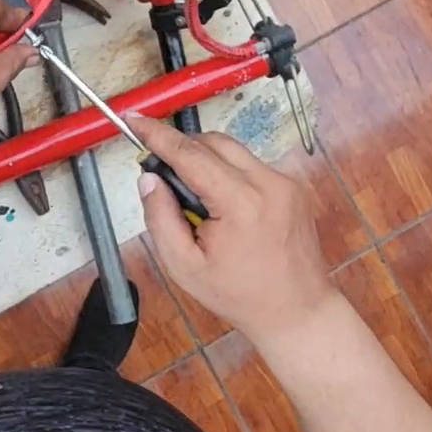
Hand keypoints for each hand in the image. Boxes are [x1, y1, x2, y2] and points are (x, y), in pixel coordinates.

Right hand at [128, 114, 336, 346]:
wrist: (297, 311)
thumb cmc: (237, 294)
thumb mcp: (183, 266)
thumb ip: (160, 218)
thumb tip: (149, 179)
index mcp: (240, 203)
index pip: (190, 154)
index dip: (158, 135)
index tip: (135, 120)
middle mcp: (268, 183)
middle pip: (213, 142)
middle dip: (182, 148)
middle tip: (161, 174)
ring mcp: (285, 182)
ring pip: (233, 150)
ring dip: (205, 160)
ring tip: (192, 197)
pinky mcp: (293, 187)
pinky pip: (250, 165)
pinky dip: (227, 172)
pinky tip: (220, 204)